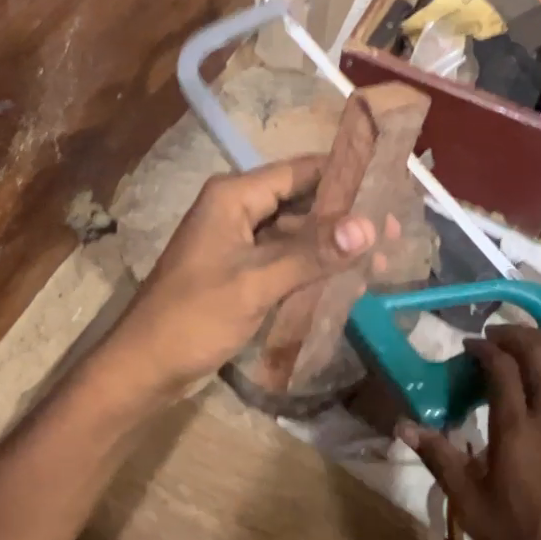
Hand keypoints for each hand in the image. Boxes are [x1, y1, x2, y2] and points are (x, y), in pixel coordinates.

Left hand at [96, 156, 375, 404]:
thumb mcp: (256, 283)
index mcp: (234, 196)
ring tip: (385, 254)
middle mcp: (237, 209)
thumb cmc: (194, 317)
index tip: (390, 180)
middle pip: (301, 200)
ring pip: (296, 232)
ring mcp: (238, 241)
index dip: (344, 173)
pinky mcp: (241, 271)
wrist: (144, 368)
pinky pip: (286, 258)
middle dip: (346, 213)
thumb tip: (369, 224)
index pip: (300, 171)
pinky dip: (315, 265)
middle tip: (396, 225)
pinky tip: (350, 277)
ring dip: (334, 243)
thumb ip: (312, 253)